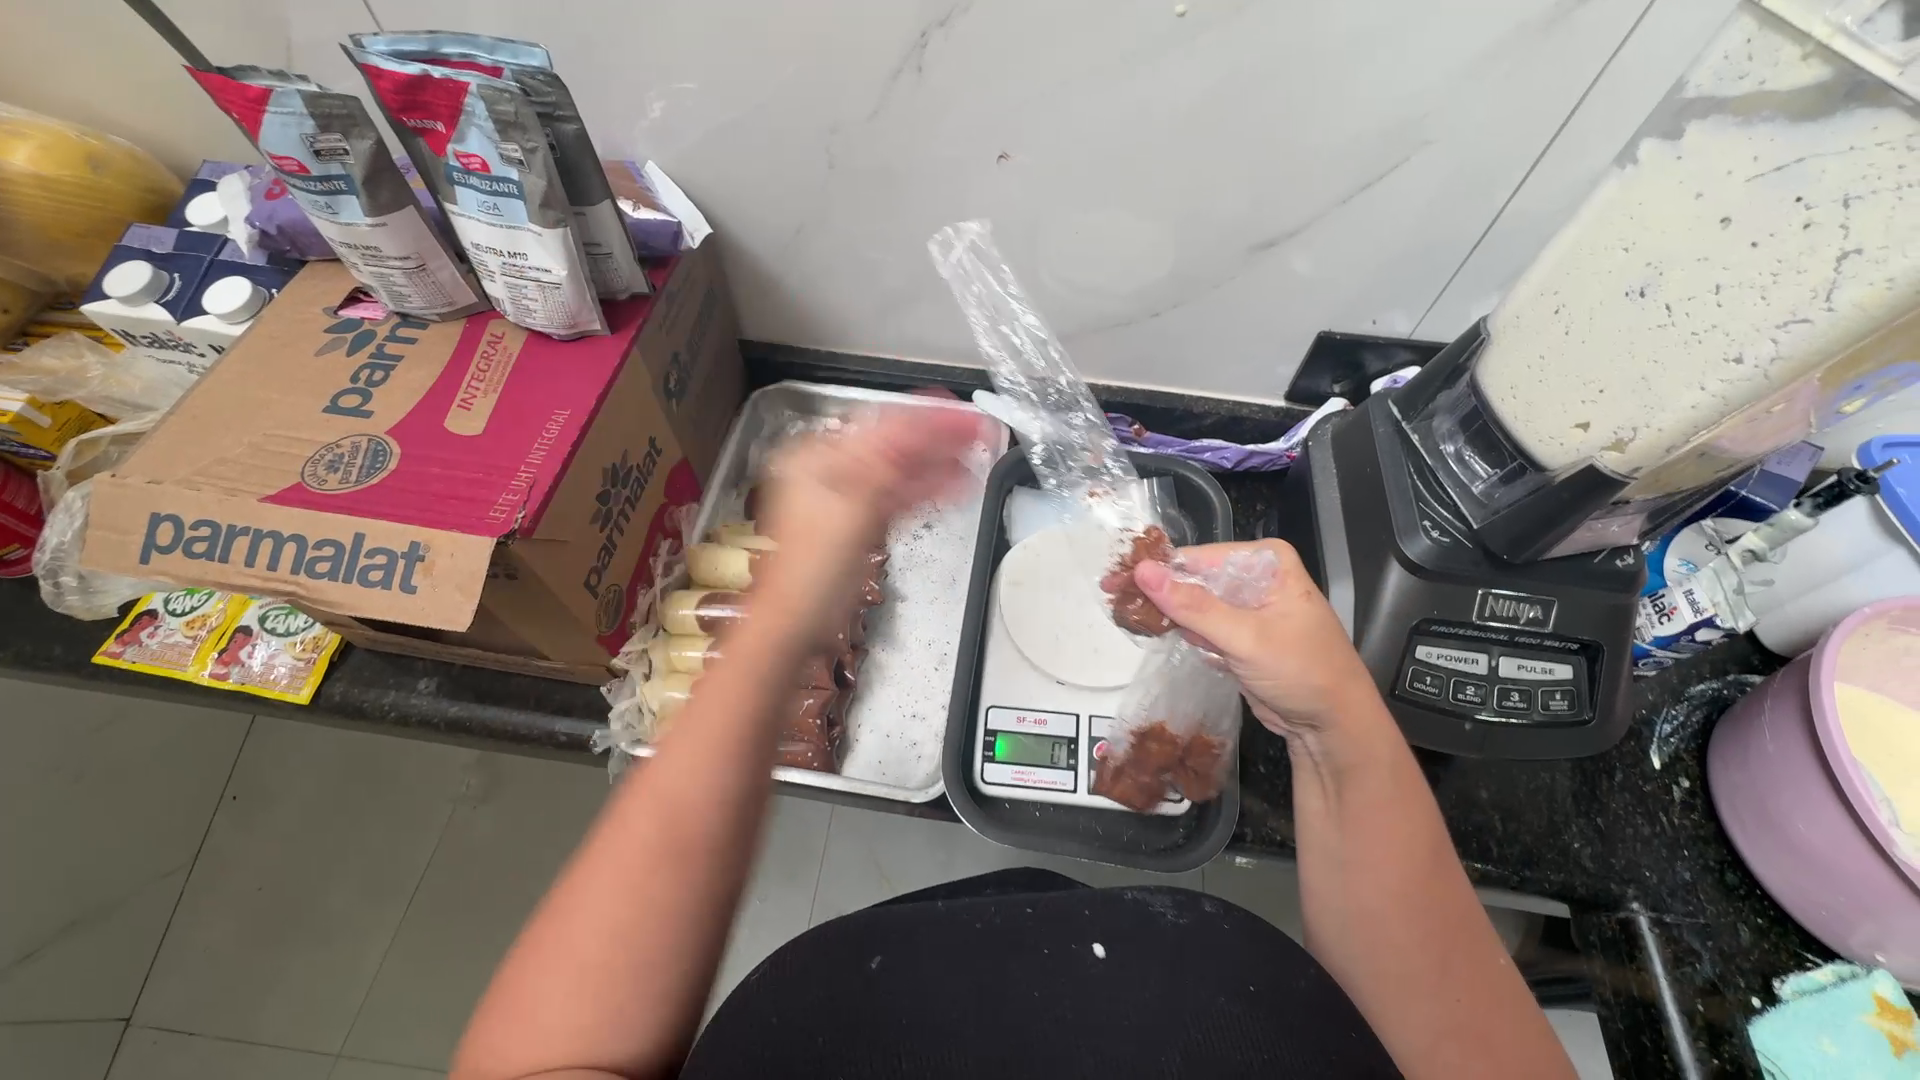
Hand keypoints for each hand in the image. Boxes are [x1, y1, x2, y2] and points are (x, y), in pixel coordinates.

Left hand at [753, 405, 985, 640]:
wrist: (796, 622)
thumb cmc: (807, 574)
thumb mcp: (851, 510)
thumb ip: (885, 466)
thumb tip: (915, 430)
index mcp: (818, 459)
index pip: (880, 427)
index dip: (925, 419)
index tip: (961, 415)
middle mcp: (829, 472)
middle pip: (893, 446)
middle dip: (936, 439)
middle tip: (976, 430)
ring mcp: (845, 498)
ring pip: (900, 471)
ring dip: (937, 463)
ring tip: (974, 453)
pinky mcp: (858, 523)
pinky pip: (899, 497)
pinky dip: (926, 490)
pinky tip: (954, 485)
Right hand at [1132, 539, 1381, 741]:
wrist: (1333, 726)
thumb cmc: (1302, 672)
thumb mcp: (1244, 637)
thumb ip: (1191, 606)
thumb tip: (1142, 572)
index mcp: (1266, 562)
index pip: (1198, 558)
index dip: (1156, 569)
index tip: (1116, 580)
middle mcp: (1256, 577)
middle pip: (1193, 577)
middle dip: (1156, 590)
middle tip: (1112, 596)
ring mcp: (1247, 607)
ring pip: (1192, 602)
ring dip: (1163, 611)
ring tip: (1124, 615)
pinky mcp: (1239, 635)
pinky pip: (1200, 625)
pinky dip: (1179, 630)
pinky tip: (1151, 631)